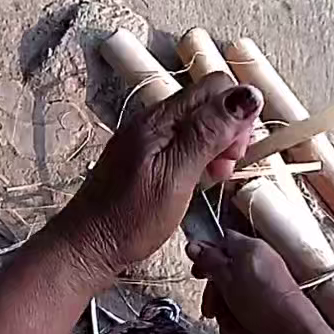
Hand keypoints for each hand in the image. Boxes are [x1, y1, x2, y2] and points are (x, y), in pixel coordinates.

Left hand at [48, 73, 261, 279]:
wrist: (87, 245)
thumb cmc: (129, 219)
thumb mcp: (176, 177)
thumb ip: (208, 135)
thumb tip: (246, 96)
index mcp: (159, 119)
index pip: (215, 87)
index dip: (237, 113)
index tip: (235, 152)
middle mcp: (153, 120)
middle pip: (208, 102)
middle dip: (229, 129)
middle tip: (224, 167)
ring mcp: (147, 137)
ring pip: (198, 123)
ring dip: (216, 145)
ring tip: (212, 177)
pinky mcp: (145, 155)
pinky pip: (183, 141)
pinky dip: (198, 157)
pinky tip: (196, 181)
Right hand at [189, 230, 317, 333]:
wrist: (293, 331)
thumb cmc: (262, 303)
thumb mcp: (225, 280)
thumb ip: (209, 261)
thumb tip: (194, 246)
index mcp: (249, 247)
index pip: (222, 241)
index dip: (207, 257)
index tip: (199, 272)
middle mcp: (260, 259)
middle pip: (227, 269)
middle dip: (215, 293)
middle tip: (210, 308)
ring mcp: (268, 279)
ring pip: (235, 290)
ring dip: (226, 310)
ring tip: (227, 326)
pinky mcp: (273, 298)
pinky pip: (249, 303)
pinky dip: (240, 317)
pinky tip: (237, 331)